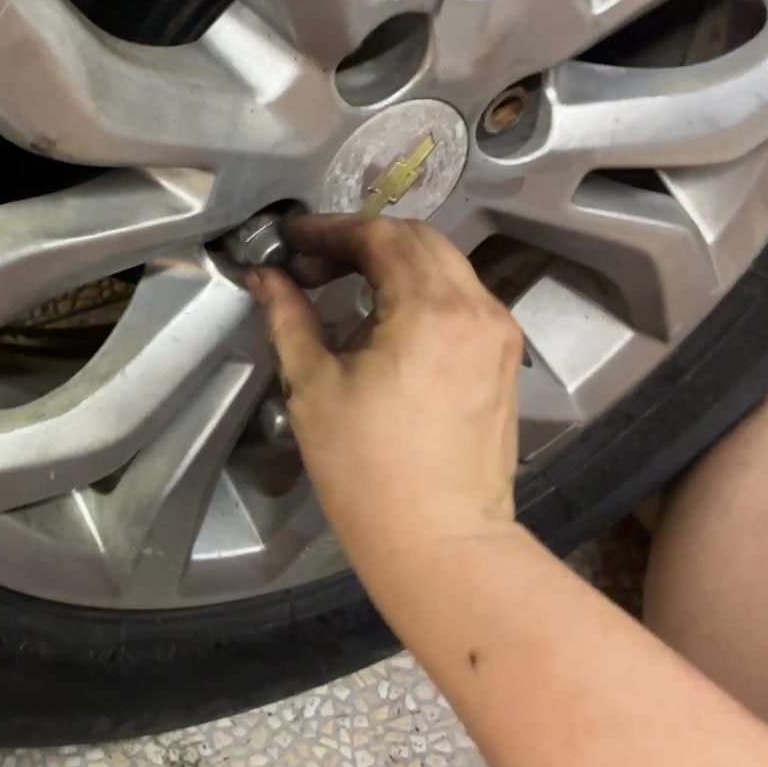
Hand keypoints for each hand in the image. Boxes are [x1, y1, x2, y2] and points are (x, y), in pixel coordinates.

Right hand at [246, 215, 524, 551]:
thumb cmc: (364, 466)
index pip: (381, 236)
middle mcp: (477, 307)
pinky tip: (381, 318)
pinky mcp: (502, 359)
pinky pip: (460, 299)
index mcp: (429, 309)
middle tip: (309, 263)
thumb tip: (265, 279)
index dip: (329, 231)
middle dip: (360, 241)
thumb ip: (289, 318)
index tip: (290, 240)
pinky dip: (418, 291)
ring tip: (339, 288)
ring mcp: (498, 333)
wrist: (436, 535)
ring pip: (444, 266)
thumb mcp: (313, 386)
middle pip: (418, 240)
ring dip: (390, 263)